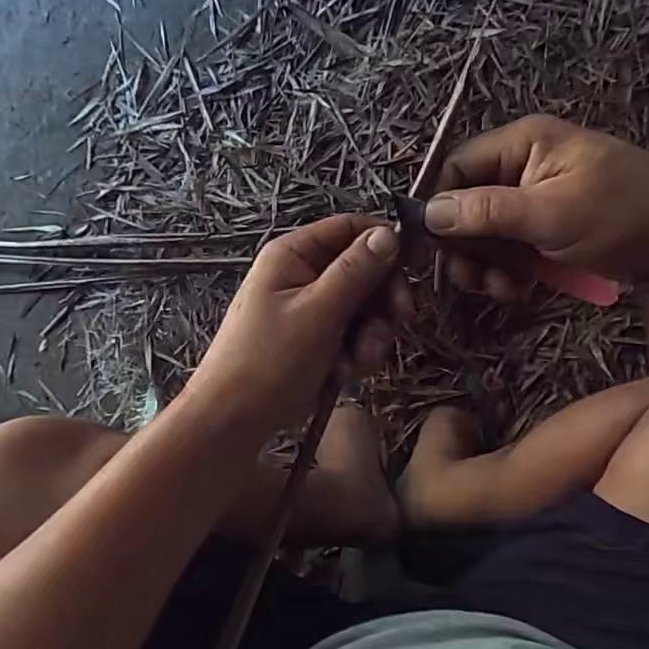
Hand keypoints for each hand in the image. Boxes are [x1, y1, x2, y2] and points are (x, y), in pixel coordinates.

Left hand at [186, 215, 410, 429]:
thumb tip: (389, 233)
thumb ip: (356, 271)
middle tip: (399, 320)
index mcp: (294, 255)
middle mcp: (303, 276)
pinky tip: (344, 373)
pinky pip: (353, 336)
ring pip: (364, 308)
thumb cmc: (269, 359)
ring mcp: (311, 310)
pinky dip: (356, 354)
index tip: (414, 265)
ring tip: (359, 359)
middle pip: (363, 271)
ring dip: (371, 334)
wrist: (234, 419)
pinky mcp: (317, 340)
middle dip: (382, 300)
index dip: (383, 242)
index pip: (348, 229)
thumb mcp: (318, 311)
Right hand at [425, 114, 648, 297]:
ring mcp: (536, 200)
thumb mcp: (551, 213)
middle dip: (464, 244)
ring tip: (497, 288)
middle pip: (468, 203)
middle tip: (467, 279)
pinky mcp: (546, 229)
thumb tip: (428, 213)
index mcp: (524, 143)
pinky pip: (510, 248)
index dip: (442, 206)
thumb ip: (487, 211)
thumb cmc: (621, 216)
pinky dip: (506, 271)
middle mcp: (524, 166)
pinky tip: (515, 290)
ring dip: (484, 264)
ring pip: (486, 232)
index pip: (458, 167)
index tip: (436, 246)